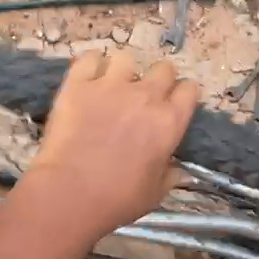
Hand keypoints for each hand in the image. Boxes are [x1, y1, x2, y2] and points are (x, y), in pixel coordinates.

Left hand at [19, 51, 197, 239]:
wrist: (70, 193)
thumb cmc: (118, 199)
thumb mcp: (155, 194)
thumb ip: (170, 176)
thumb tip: (179, 170)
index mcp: (169, 122)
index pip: (189, 90)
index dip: (182, 96)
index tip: (174, 105)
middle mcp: (145, 96)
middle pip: (163, 69)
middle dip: (158, 80)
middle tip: (144, 98)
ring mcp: (110, 86)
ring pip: (127, 58)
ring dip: (124, 72)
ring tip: (113, 87)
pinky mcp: (78, 84)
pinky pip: (89, 58)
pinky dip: (91, 65)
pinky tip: (88, 79)